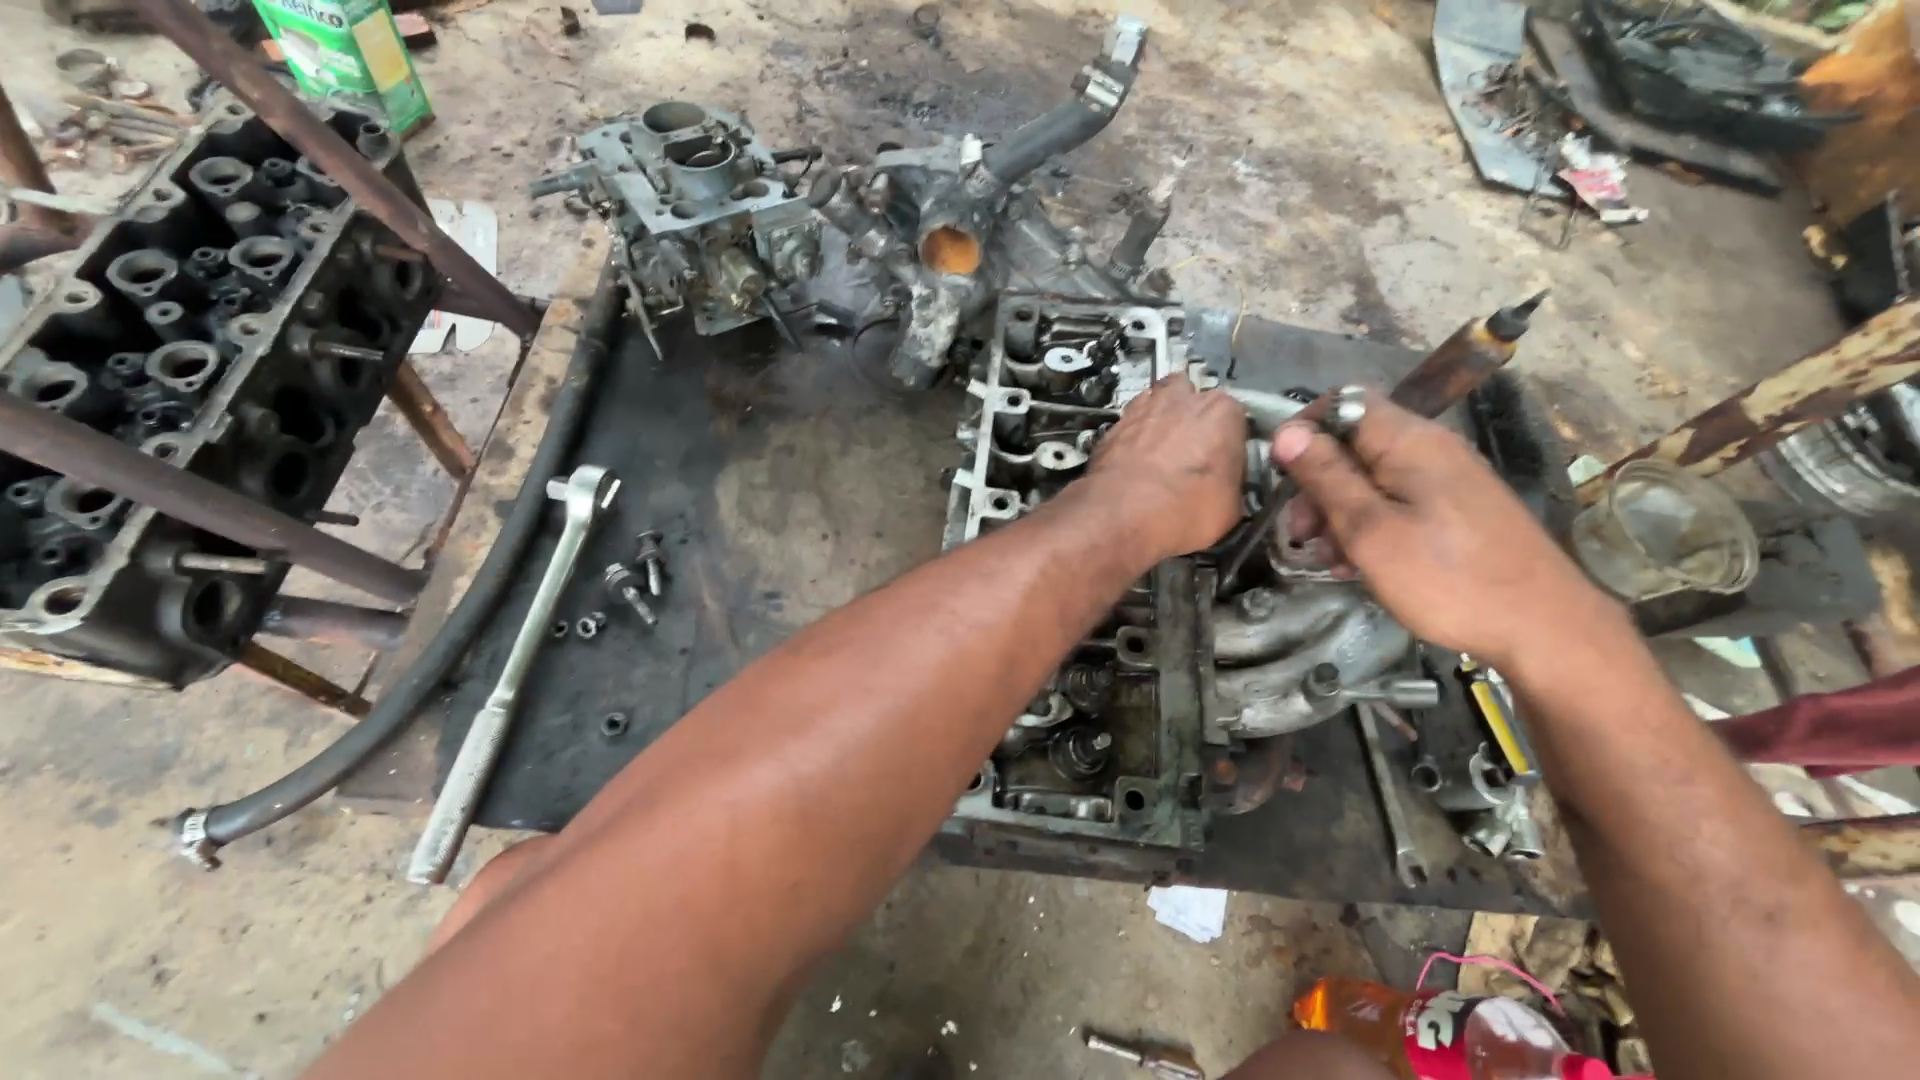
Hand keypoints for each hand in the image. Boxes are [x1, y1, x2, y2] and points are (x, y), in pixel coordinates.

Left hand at [1084, 375, 1246, 560]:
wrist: (1118, 518)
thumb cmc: (1181, 512)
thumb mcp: (1229, 509)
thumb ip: (1231, 482)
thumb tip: (1225, 486)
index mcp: (1221, 413)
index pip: (1235, 417)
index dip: (1228, 441)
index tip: (1223, 464)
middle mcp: (1181, 400)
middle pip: (1191, 398)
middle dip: (1191, 419)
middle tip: (1191, 454)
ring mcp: (1142, 409)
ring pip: (1156, 403)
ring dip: (1160, 421)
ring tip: (1160, 456)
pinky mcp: (1112, 426)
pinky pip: (1129, 424)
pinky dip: (1132, 438)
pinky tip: (1133, 464)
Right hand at [1270, 391, 1615, 666]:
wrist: (1543, 628)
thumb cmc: (1446, 578)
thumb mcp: (1370, 530)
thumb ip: (1326, 478)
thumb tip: (1286, 432)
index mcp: (1409, 442)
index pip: (1344, 402)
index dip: (1305, 429)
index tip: (1279, 474)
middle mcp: (1430, 449)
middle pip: (1354, 445)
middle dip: (1316, 483)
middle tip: (1298, 533)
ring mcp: (1447, 481)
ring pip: (1372, 479)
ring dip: (1338, 512)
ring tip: (1326, 559)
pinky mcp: (1457, 511)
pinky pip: (1397, 503)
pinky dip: (1370, 526)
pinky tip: (1358, 565)